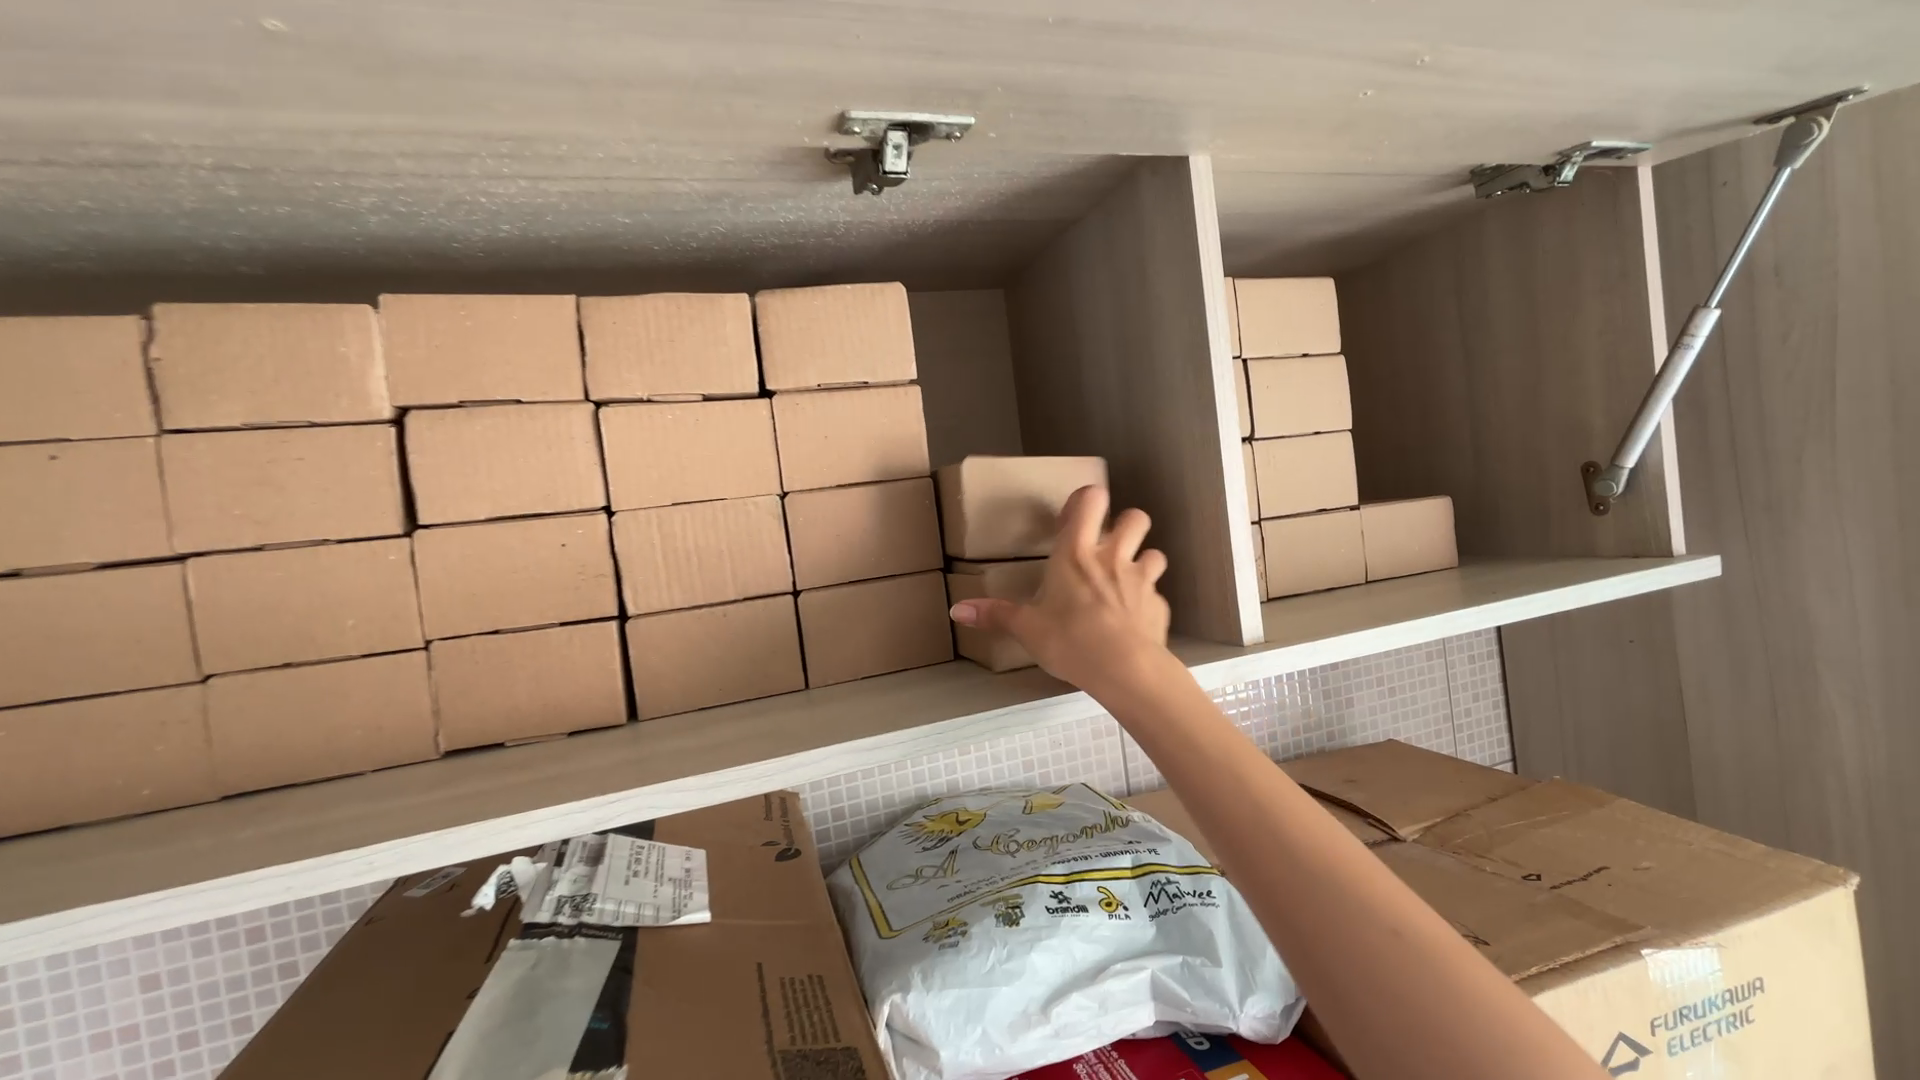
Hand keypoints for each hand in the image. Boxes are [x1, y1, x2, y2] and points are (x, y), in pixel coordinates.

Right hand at [949, 485, 1172, 692]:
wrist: (1126, 669)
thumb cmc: (1071, 640)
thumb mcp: (1027, 629)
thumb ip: (996, 615)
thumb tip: (958, 610)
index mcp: (1076, 554)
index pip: (1090, 501)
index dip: (1086, 500)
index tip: (1073, 516)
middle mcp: (1113, 558)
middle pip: (1135, 517)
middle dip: (1125, 524)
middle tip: (1107, 545)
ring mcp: (1142, 580)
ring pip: (1154, 553)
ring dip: (1143, 560)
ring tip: (1126, 579)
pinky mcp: (1159, 607)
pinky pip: (1157, 595)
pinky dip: (1147, 602)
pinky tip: (1135, 620)